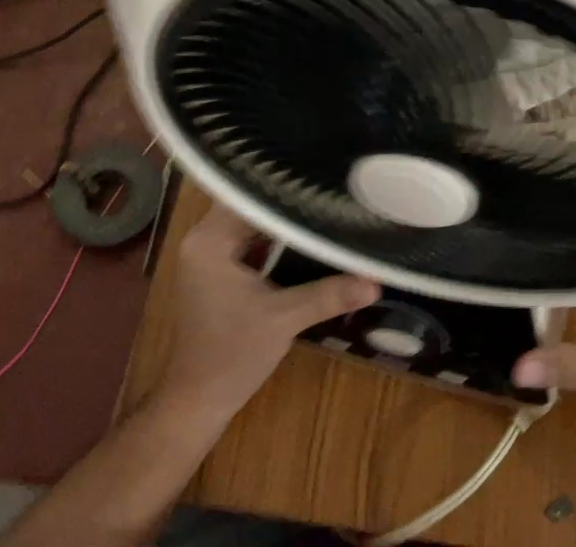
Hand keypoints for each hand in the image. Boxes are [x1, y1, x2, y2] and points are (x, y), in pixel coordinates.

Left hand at [154, 203, 380, 419]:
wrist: (199, 399)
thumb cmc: (233, 354)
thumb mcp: (284, 319)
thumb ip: (329, 294)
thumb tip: (376, 281)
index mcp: (209, 240)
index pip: (251, 195)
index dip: (287, 187)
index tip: (323, 178)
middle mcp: (202, 238)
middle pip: (251, 205)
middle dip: (288, 200)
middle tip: (331, 189)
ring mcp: (207, 255)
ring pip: (250, 223)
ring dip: (282, 220)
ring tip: (325, 204)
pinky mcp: (216, 270)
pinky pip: (248, 241)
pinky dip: (273, 239)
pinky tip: (306, 235)